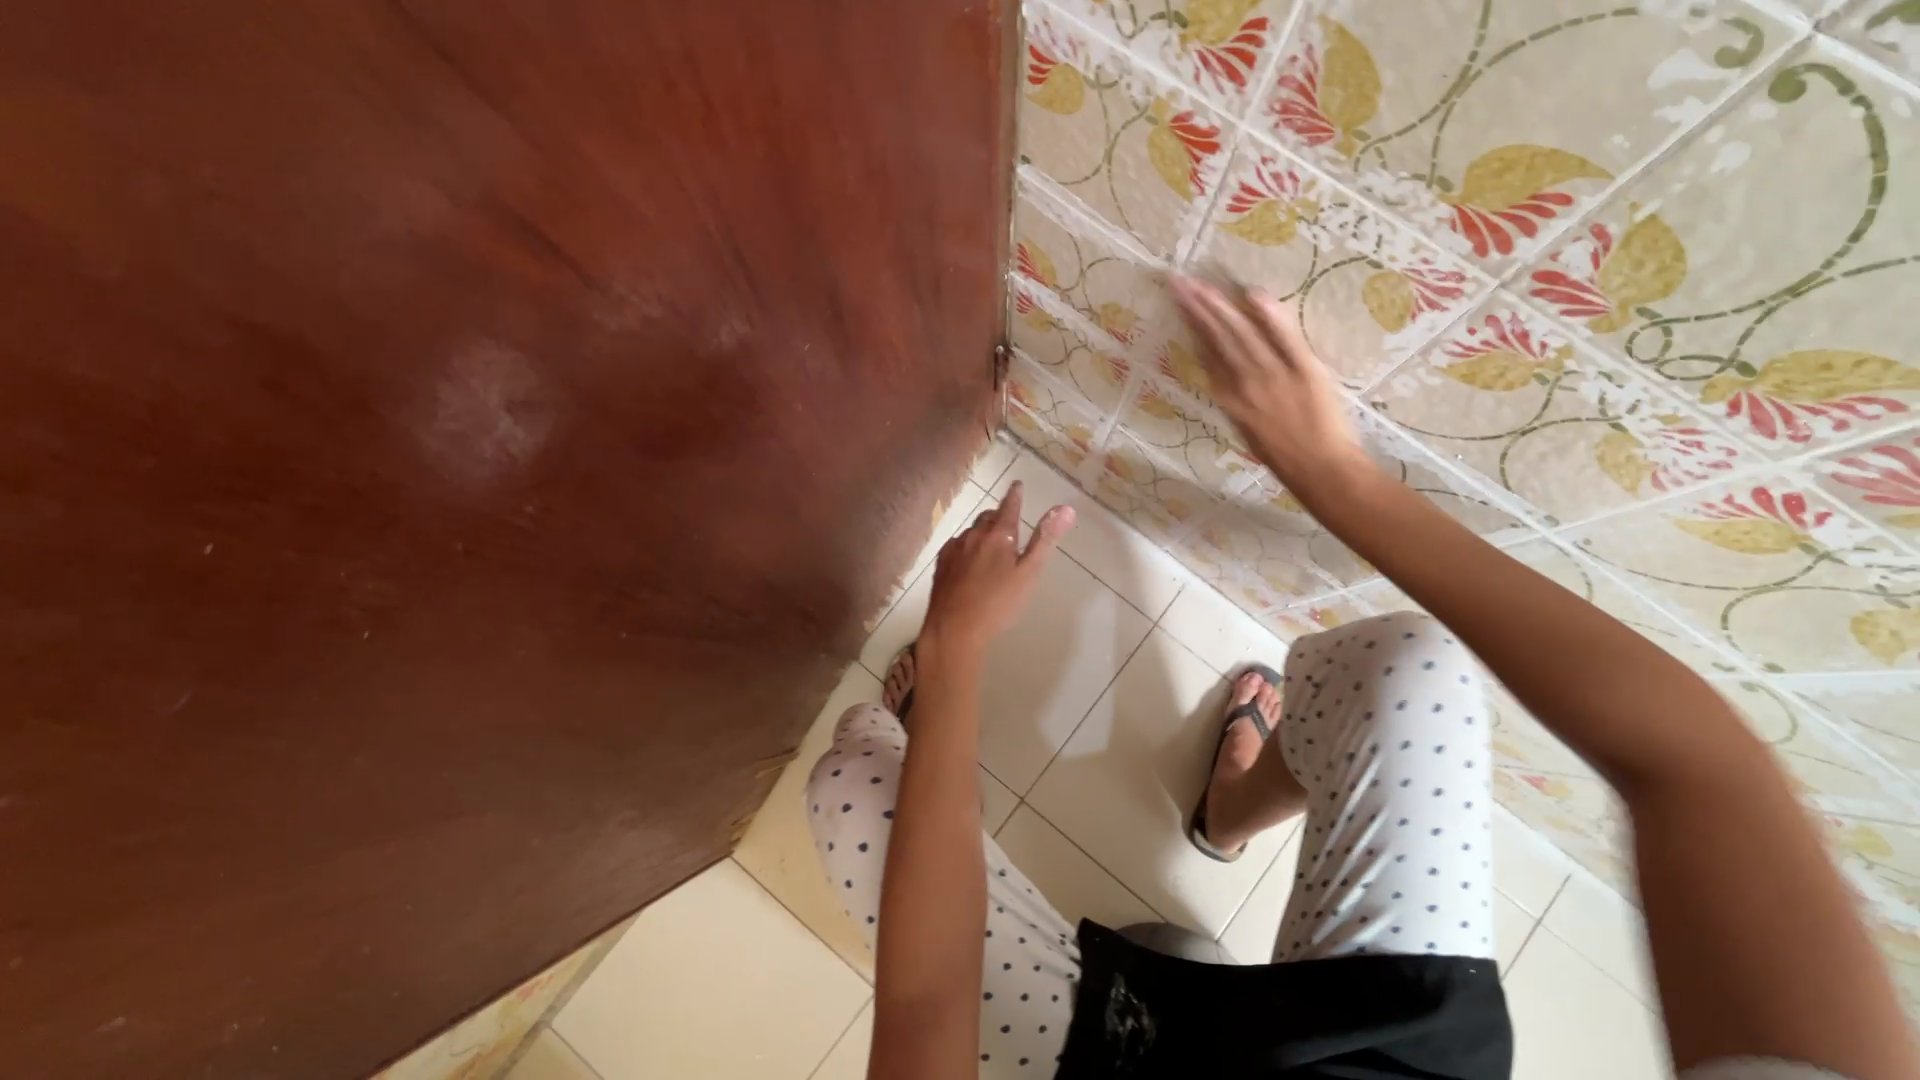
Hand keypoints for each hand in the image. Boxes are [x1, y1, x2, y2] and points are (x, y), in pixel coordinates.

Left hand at [920, 481, 1074, 667]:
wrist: (955, 627)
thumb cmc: (999, 603)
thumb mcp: (1029, 573)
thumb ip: (1046, 539)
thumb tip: (1066, 508)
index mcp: (1000, 535)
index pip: (1009, 505)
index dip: (1015, 494)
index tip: (1018, 485)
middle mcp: (975, 534)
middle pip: (988, 517)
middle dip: (999, 515)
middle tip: (1008, 522)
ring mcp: (955, 548)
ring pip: (972, 531)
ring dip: (982, 532)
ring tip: (990, 544)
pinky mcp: (941, 563)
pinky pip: (957, 545)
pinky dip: (967, 546)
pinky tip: (969, 561)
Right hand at [1170, 276, 1373, 492]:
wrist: (1322, 471)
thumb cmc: (1287, 457)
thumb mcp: (1250, 431)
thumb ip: (1236, 399)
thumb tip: (1224, 372)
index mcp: (1230, 400)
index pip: (1207, 356)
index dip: (1192, 328)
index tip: (1181, 303)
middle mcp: (1245, 385)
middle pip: (1218, 339)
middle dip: (1197, 308)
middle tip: (1179, 281)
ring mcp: (1274, 377)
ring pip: (1242, 335)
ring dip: (1220, 306)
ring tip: (1202, 284)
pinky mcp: (1305, 371)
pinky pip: (1284, 339)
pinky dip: (1268, 316)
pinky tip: (1251, 295)